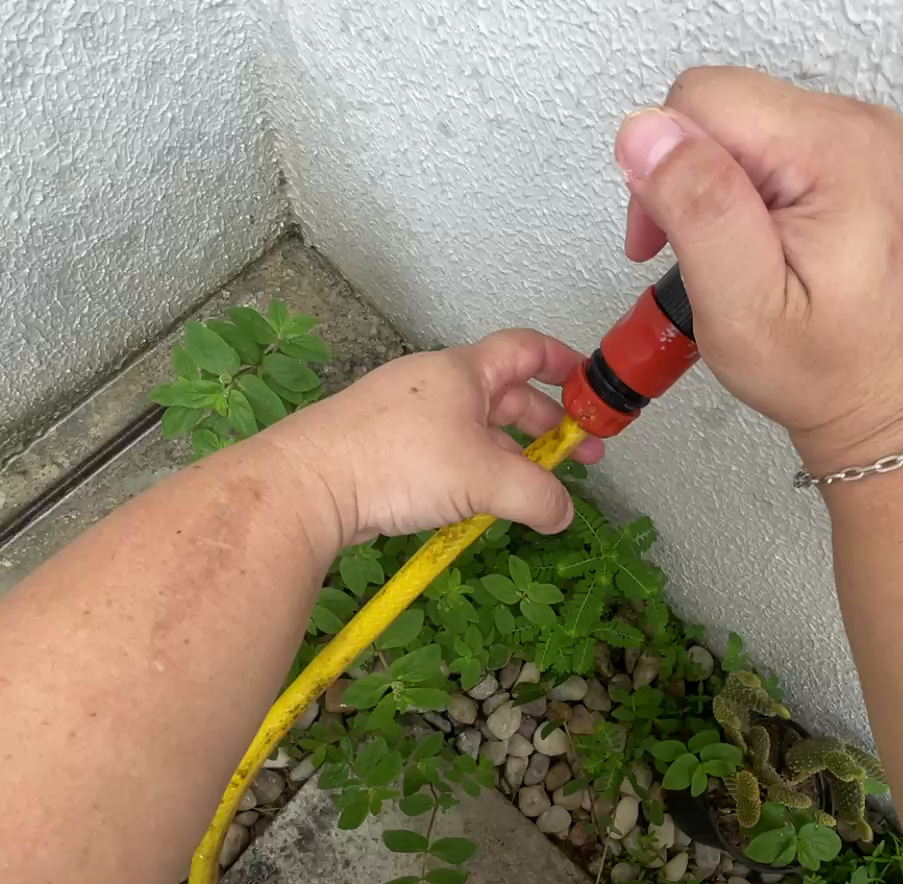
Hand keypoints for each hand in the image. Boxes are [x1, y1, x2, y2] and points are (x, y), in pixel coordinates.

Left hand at [249, 330, 604, 554]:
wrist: (310, 485)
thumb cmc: (402, 462)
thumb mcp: (485, 478)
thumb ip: (537, 495)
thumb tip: (563, 515)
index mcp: (465, 372)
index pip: (527, 350)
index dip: (565, 364)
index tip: (591, 389)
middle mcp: (439, 385)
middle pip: (507, 397)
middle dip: (548, 427)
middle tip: (580, 458)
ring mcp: (410, 415)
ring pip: (477, 431)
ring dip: (512, 457)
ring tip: (536, 491)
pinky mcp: (389, 446)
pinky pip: (448, 453)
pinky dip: (476, 472)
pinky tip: (483, 503)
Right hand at [613, 67, 902, 471]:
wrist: (878, 393)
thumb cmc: (819, 368)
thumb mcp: (741, 306)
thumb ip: (698, 210)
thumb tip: (645, 131)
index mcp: (834, 152)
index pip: (704, 101)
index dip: (660, 168)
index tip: (663, 242)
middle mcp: (856, 126)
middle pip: (719, 107)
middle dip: (680, 179)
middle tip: (694, 258)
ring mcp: (857, 138)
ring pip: (735, 126)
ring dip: (706, 190)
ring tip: (725, 258)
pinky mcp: (848, 156)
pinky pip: (762, 146)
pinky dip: (735, 193)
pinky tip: (748, 243)